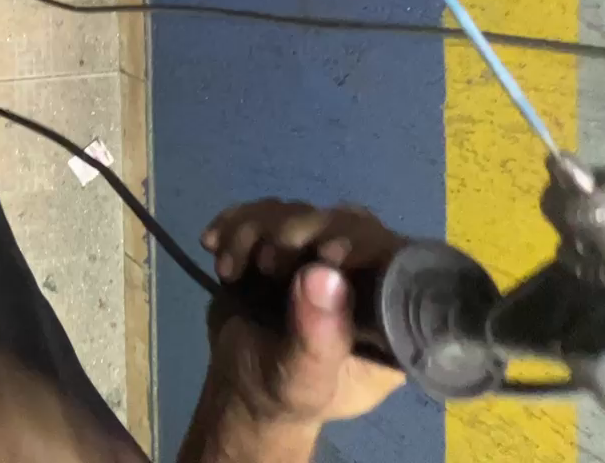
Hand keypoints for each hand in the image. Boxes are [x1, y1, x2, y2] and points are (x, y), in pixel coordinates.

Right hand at [199, 200, 407, 426]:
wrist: (240, 383)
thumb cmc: (284, 393)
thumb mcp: (304, 379)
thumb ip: (317, 336)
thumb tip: (324, 276)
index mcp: (388, 313)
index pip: (393, 257)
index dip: (363, 242)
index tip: (325, 252)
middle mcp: (359, 276)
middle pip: (339, 221)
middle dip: (293, 231)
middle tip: (265, 266)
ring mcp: (315, 255)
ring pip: (292, 211)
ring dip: (251, 230)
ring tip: (229, 271)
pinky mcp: (277, 243)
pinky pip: (259, 211)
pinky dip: (231, 222)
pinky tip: (212, 245)